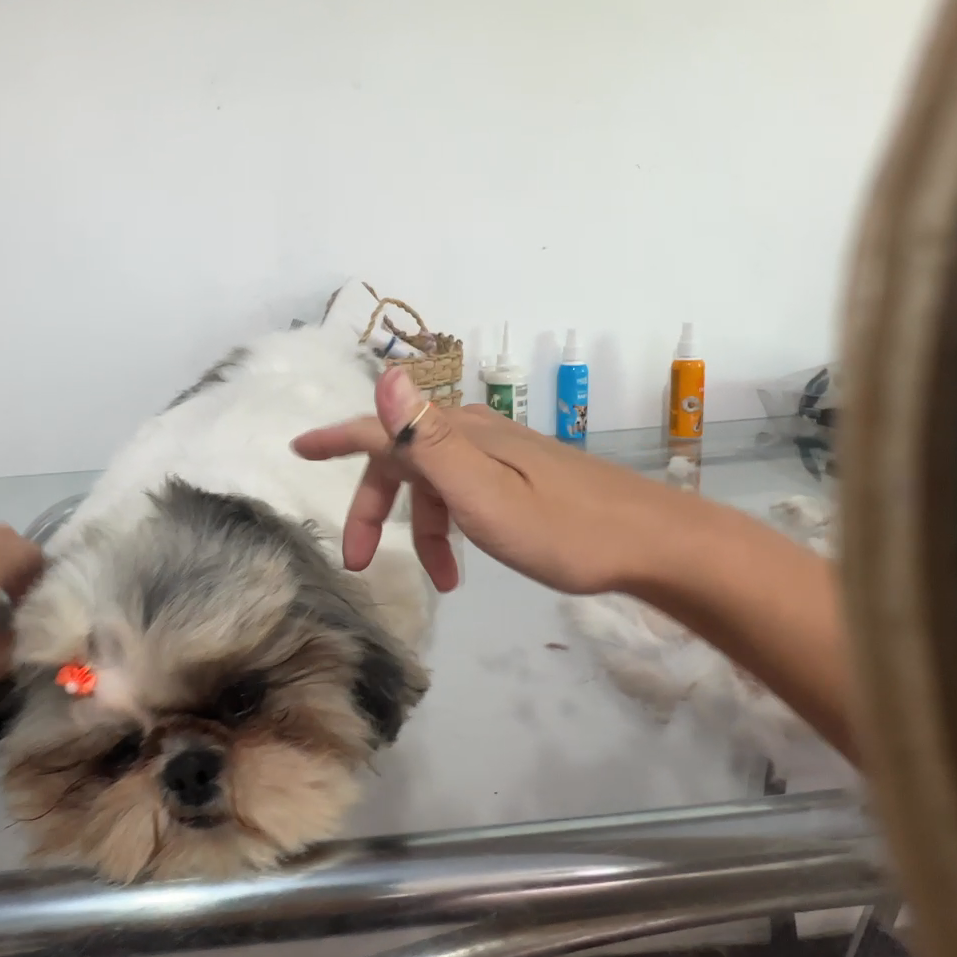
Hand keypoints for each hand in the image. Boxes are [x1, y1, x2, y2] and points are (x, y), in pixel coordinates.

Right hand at [293, 368, 695, 595]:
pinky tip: (465, 559)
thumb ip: (429, 439)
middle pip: (401, 460)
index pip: (382, 427)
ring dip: (417, 529)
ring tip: (435, 581)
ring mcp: (501, 455)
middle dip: (371, 508)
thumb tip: (385, 375)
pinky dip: (449, 526)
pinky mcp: (522, 476)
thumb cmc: (565, 531)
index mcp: (460, 436)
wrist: (657, 545)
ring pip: (433, 482)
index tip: (299, 449)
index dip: (335, 438)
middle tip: (355, 557)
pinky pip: (462, 493)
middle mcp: (475, 435)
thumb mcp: (485, 495)